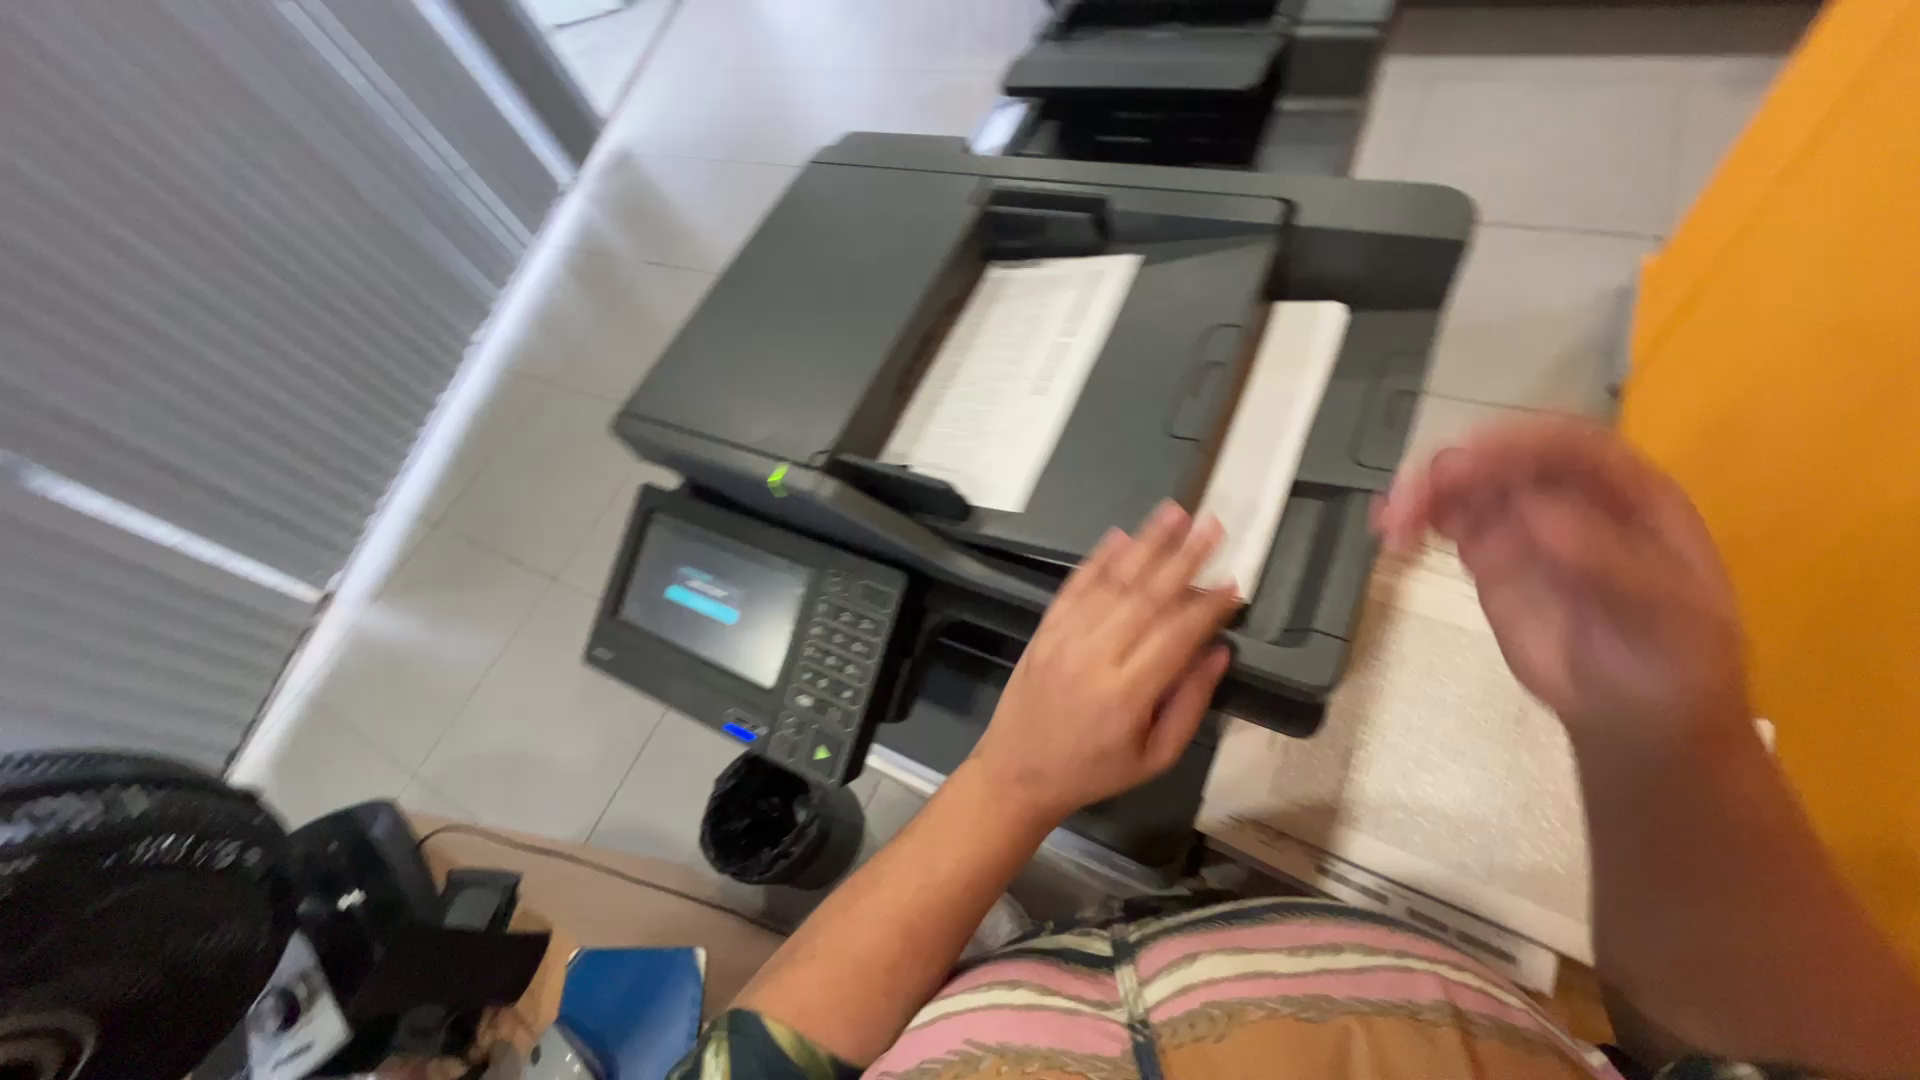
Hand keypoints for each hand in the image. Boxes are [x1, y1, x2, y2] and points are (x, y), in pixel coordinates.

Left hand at [966, 502, 1240, 825]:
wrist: (1018, 770)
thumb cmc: (1094, 770)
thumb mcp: (1155, 756)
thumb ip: (1190, 703)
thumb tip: (1219, 650)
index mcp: (1128, 692)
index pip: (1177, 634)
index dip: (1209, 606)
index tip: (1235, 584)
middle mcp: (1096, 655)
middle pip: (1147, 596)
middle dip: (1184, 557)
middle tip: (1213, 525)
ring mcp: (1065, 637)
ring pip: (1112, 581)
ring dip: (1146, 544)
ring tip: (1174, 512)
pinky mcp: (1045, 629)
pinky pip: (1074, 586)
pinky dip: (1099, 559)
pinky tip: (1121, 536)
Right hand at [1376, 417, 1749, 752]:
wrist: (1636, 711)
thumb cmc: (1671, 660)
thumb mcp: (1666, 615)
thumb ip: (1611, 562)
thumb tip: (1538, 515)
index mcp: (1628, 495)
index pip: (1570, 448)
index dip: (1518, 445)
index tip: (1466, 464)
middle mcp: (1572, 498)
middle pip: (1505, 461)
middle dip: (1455, 471)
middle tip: (1412, 498)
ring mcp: (1526, 527)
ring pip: (1468, 488)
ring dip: (1425, 493)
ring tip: (1391, 520)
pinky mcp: (1490, 557)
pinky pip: (1449, 523)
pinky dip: (1417, 520)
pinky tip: (1392, 530)